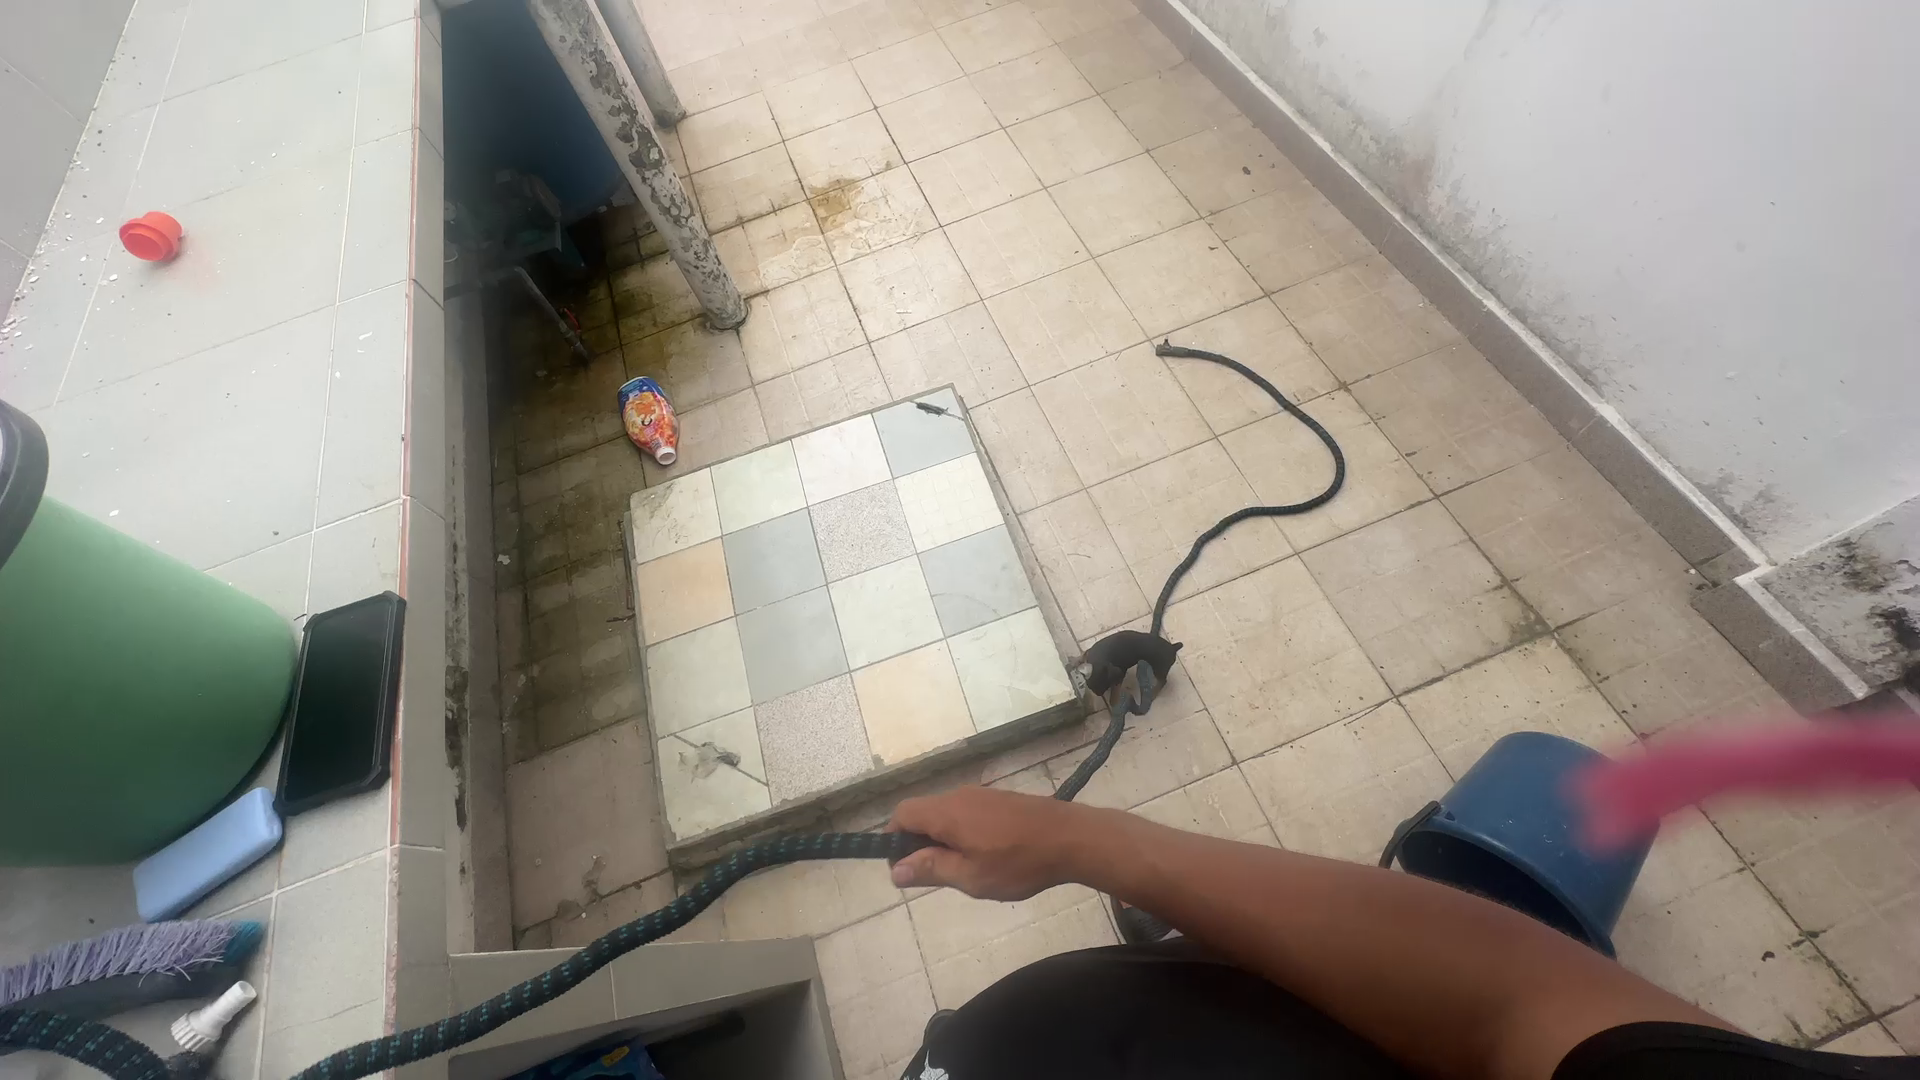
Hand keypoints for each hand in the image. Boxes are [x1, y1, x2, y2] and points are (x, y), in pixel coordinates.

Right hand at [886, 787, 1103, 899]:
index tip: (902, 868)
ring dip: (941, 839)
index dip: (893, 839)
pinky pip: (965, 813)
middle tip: (934, 875)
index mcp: (947, 812)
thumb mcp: (971, 876)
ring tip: (961, 870)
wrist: (1070, 837)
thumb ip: (931, 869)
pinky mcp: (998, 800)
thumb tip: (895, 868)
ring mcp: (980, 795)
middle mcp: (959, 796)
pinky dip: (961, 833)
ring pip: (945, 814)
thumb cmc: (1018, 862)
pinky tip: (983, 856)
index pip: (902, 813)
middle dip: (918, 842)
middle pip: (922, 812)